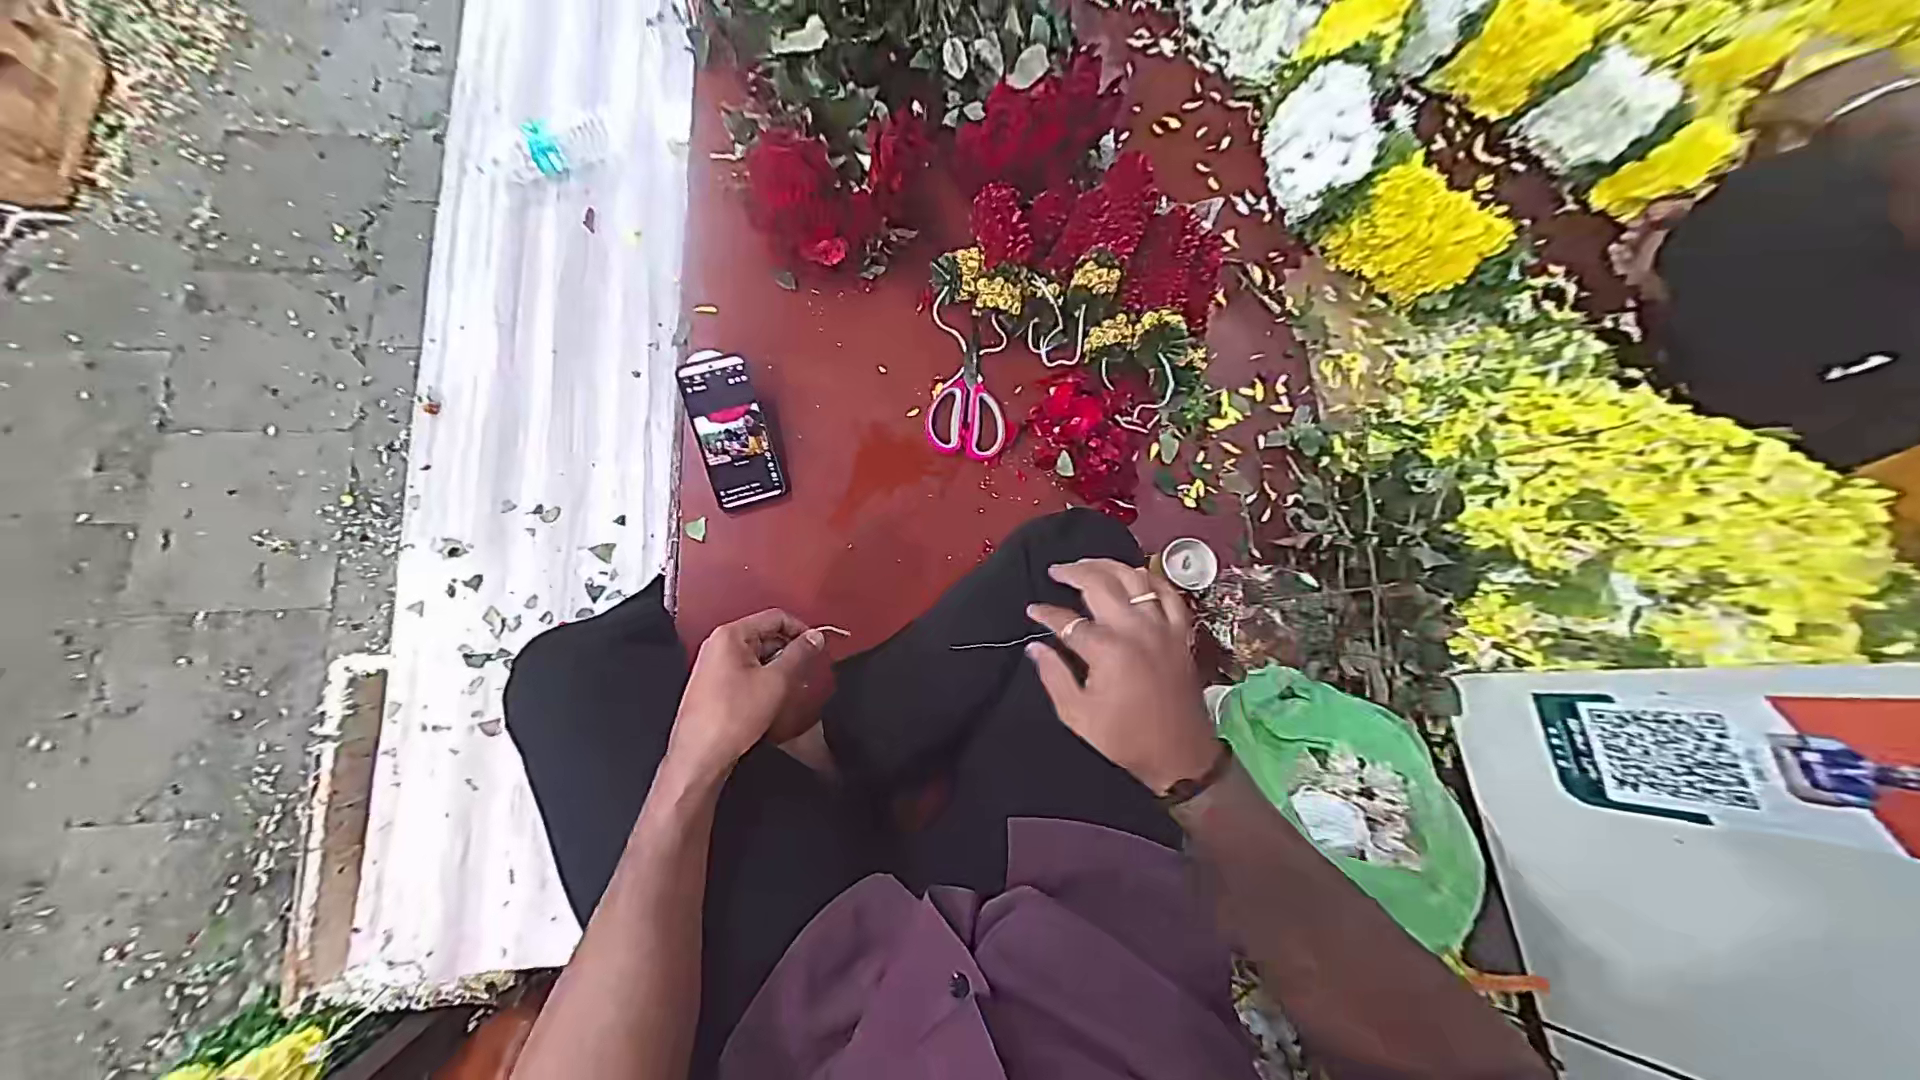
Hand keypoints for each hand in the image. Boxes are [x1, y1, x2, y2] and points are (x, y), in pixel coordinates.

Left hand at [667, 610, 834, 780]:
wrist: (700, 756)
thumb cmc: (729, 720)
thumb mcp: (777, 681)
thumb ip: (800, 653)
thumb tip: (815, 637)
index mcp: (730, 636)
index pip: (776, 617)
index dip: (801, 630)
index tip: (816, 646)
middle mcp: (719, 646)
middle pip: (767, 635)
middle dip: (790, 651)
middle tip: (807, 669)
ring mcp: (715, 665)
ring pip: (759, 655)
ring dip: (779, 667)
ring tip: (792, 688)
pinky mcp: (716, 685)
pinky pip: (748, 671)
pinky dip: (765, 679)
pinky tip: (774, 699)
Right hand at [1026, 559, 1218, 794]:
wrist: (1180, 755)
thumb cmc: (1126, 739)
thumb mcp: (1078, 715)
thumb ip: (1053, 675)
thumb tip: (1034, 646)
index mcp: (1107, 650)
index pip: (1068, 620)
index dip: (1046, 613)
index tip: (1033, 611)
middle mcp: (1136, 629)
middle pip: (1101, 583)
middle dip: (1074, 572)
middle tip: (1056, 570)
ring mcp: (1162, 627)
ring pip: (1135, 578)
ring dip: (1108, 565)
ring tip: (1089, 564)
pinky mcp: (1180, 632)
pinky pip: (1168, 592)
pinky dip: (1149, 578)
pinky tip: (1134, 575)